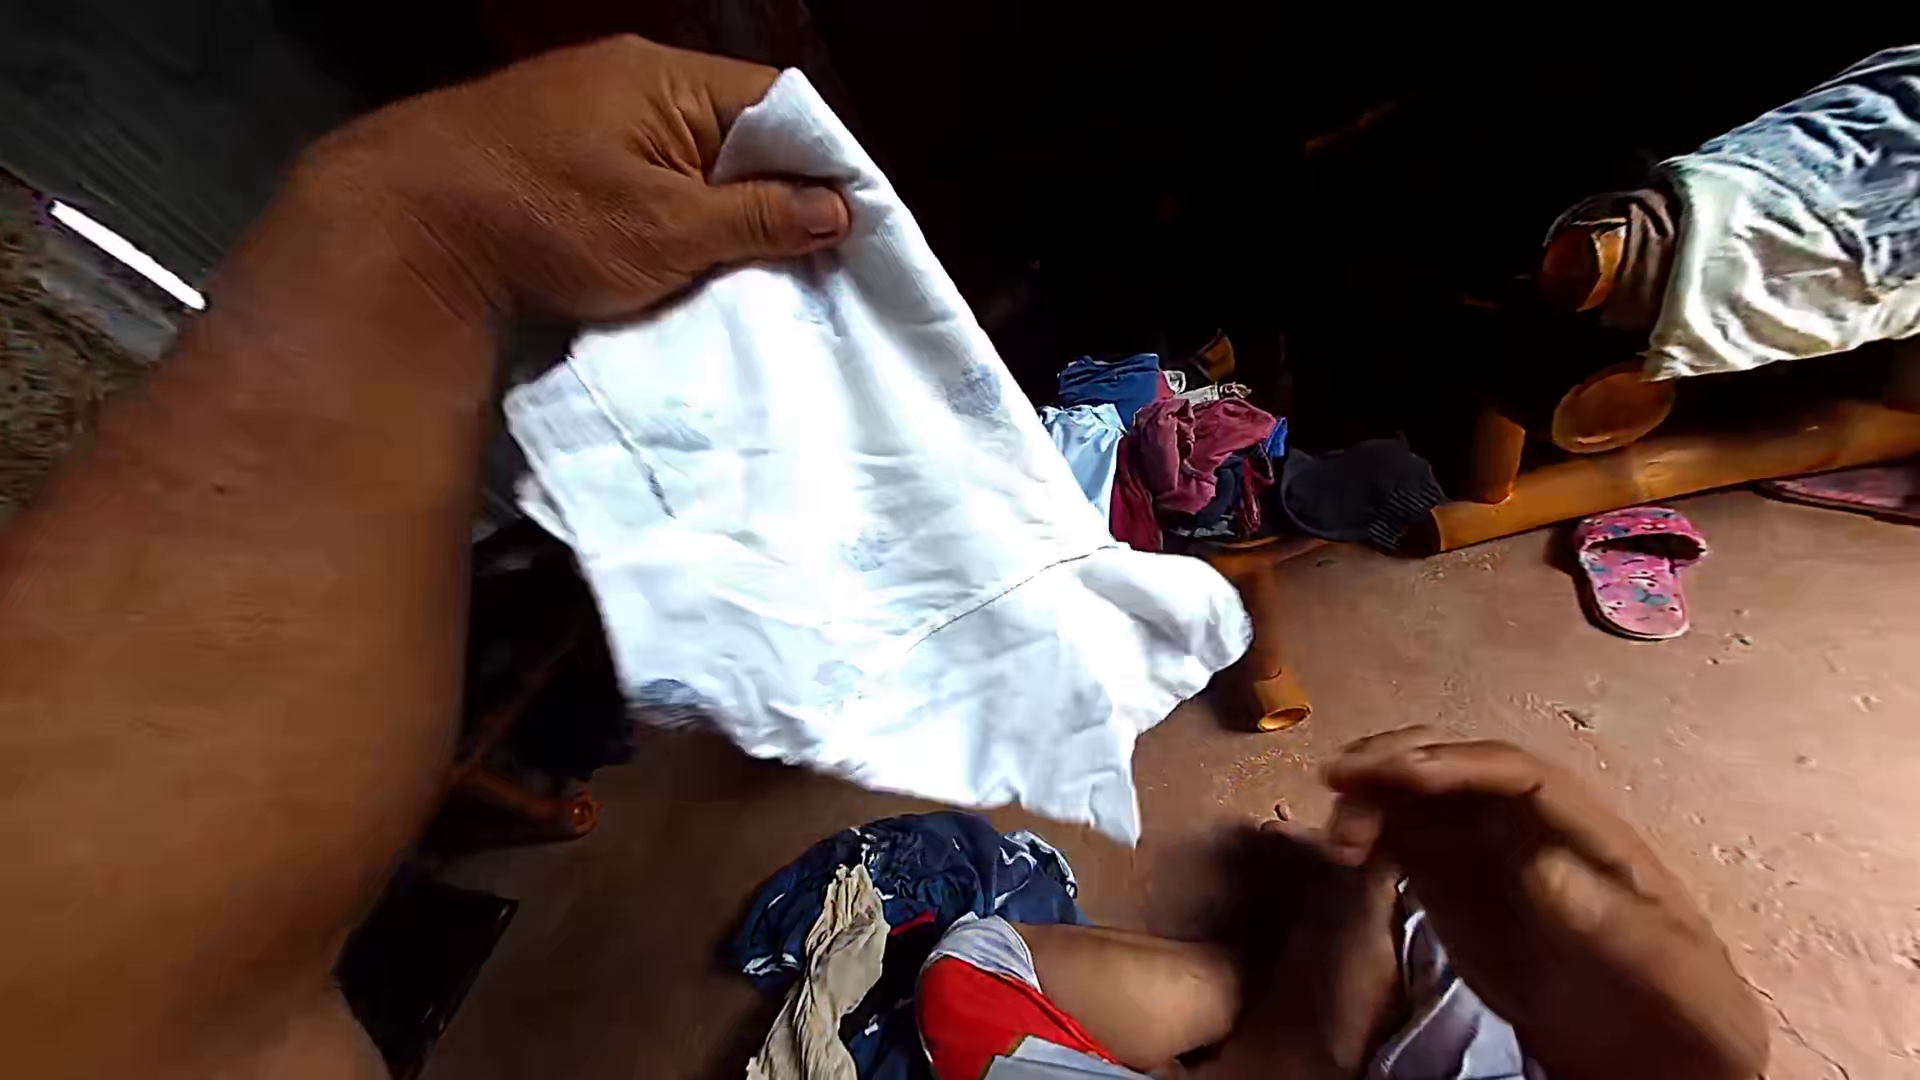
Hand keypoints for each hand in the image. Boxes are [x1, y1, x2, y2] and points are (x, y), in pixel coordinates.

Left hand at [290, 34, 849, 322]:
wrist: (419, 235)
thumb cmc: (550, 223)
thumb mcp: (670, 229)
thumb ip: (758, 217)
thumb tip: (837, 210)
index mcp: (666, 80)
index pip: (778, 104)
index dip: (824, 159)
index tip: (855, 216)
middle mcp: (643, 85)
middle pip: (748, 132)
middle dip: (791, 190)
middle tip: (826, 249)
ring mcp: (614, 120)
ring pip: (714, 161)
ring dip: (750, 208)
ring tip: (785, 259)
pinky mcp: (595, 158)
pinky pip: (677, 180)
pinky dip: (710, 216)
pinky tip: (726, 253)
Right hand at [1320, 727, 1767, 1079]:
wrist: (1629, 1049)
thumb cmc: (1661, 1008)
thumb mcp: (1668, 978)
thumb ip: (1615, 923)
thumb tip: (1542, 865)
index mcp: (1574, 821)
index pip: (1506, 767)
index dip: (1450, 761)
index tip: (1398, 774)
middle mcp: (1510, 810)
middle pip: (1441, 757)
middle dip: (1386, 758)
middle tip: (1337, 777)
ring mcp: (1466, 830)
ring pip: (1401, 784)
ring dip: (1362, 794)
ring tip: (1339, 837)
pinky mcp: (1432, 857)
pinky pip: (1385, 822)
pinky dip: (1357, 825)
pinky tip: (1343, 850)